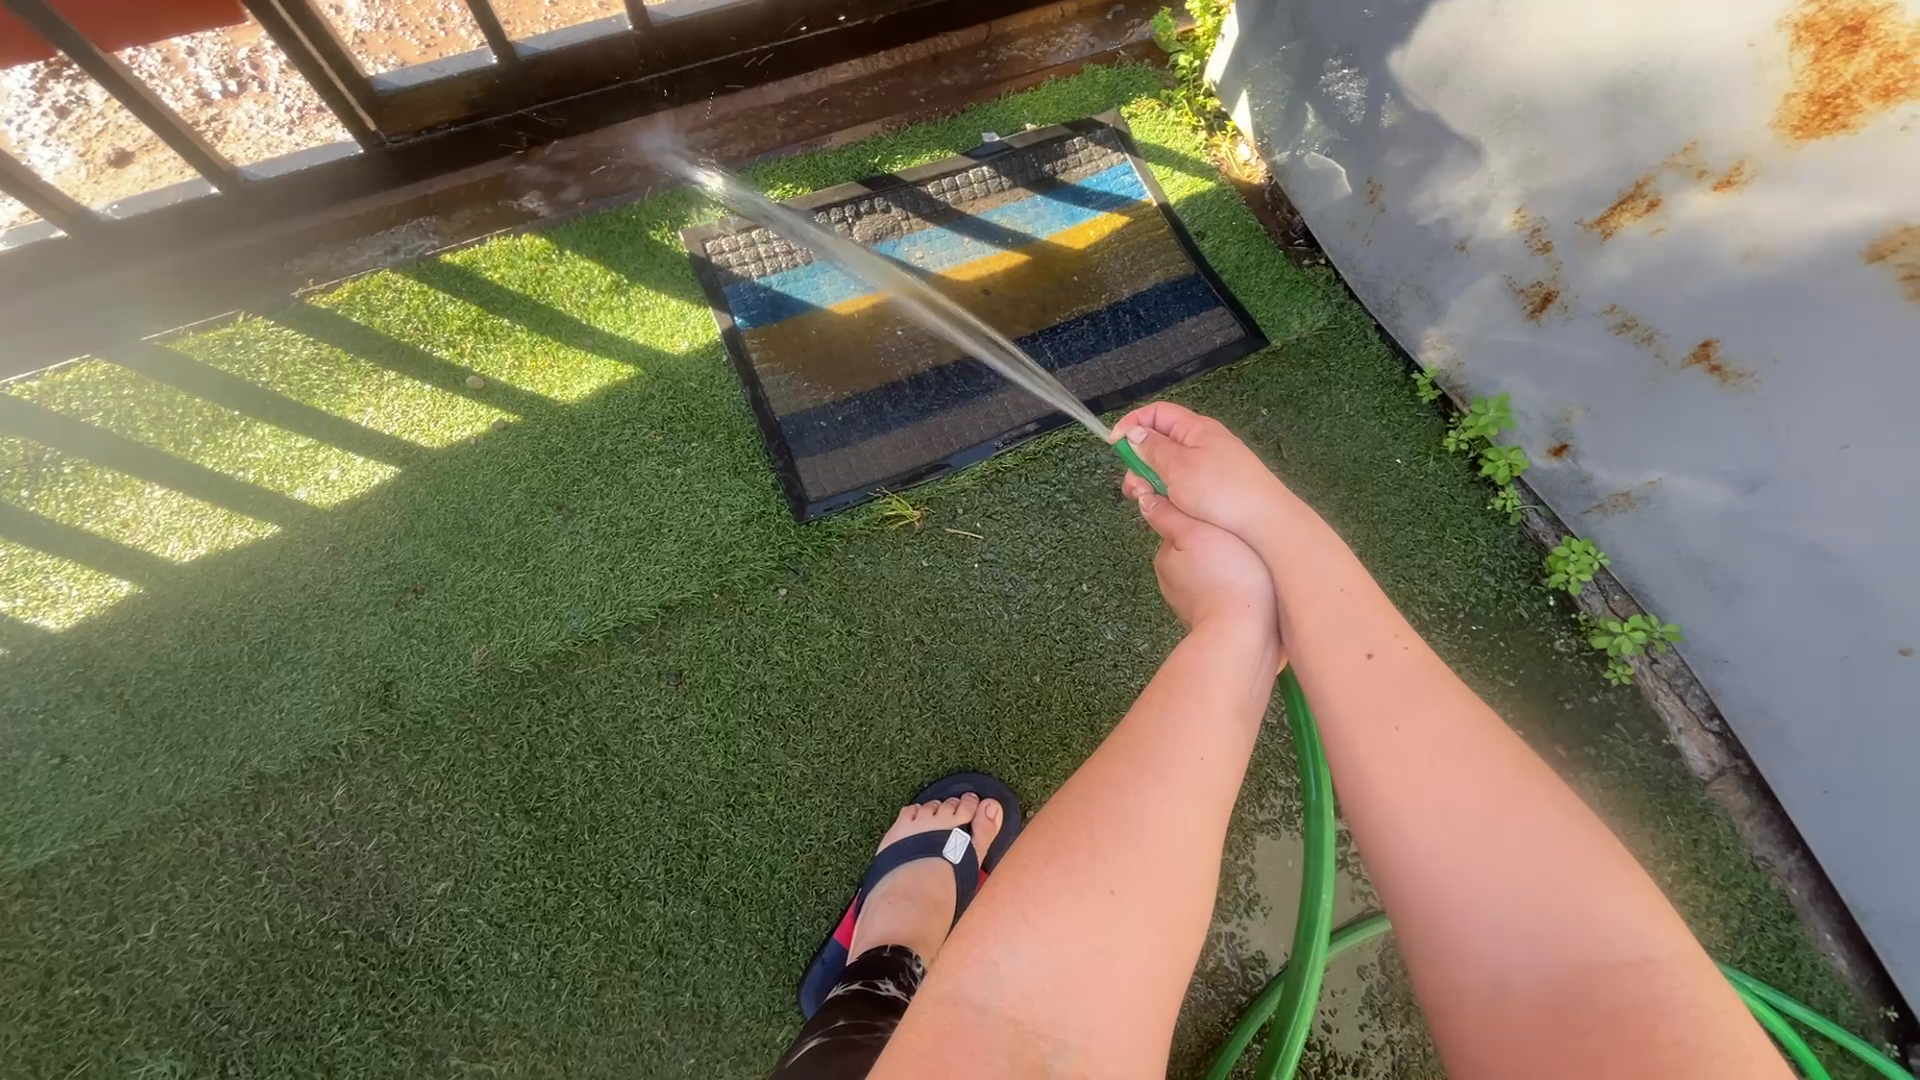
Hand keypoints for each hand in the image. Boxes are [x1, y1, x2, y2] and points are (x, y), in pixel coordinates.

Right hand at [1115, 402, 1297, 539]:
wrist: (1264, 523)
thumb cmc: (1221, 491)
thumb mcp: (1178, 467)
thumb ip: (1152, 448)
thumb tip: (1134, 432)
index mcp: (1195, 429)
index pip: (1156, 413)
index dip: (1132, 424)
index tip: (1115, 446)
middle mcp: (1202, 442)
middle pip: (1159, 442)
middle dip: (1138, 461)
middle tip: (1132, 486)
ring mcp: (1209, 465)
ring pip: (1167, 467)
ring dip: (1151, 480)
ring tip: (1149, 500)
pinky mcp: (1213, 487)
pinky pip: (1180, 483)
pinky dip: (1168, 492)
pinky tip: (1168, 507)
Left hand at [1138, 490, 1278, 654]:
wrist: (1243, 634)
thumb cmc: (1227, 574)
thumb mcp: (1198, 533)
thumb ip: (1169, 515)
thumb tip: (1143, 498)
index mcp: (1165, 557)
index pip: (1180, 529)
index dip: (1204, 523)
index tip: (1227, 524)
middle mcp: (1170, 581)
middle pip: (1194, 552)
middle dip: (1216, 548)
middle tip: (1244, 547)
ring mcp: (1187, 604)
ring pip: (1206, 575)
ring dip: (1225, 570)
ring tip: (1251, 569)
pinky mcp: (1207, 621)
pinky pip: (1217, 597)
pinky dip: (1230, 591)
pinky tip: (1249, 591)